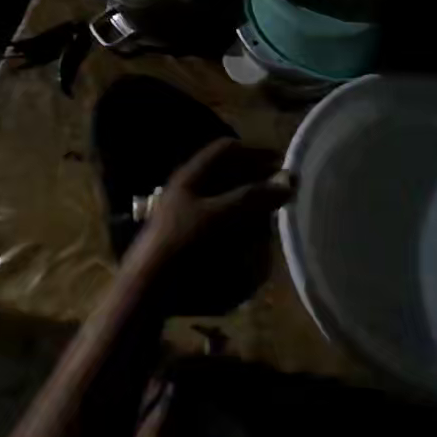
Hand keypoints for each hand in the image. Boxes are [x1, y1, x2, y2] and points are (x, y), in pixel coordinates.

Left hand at [124, 139, 293, 303]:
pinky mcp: (190, 236)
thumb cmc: (181, 243)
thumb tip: (289, 182)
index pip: (226, 150)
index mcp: (190, 176)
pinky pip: (221, 222)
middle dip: (254, 181)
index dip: (254, 151)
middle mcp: (189, 188)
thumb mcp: (218, 216)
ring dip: (248, 204)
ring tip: (269, 218)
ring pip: (226, 198)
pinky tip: (250, 241)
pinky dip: (238, 225)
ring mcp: (188, 213)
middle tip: (279, 193)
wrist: (148, 287)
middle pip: (228, 174)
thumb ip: (251, 198)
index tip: (281, 162)